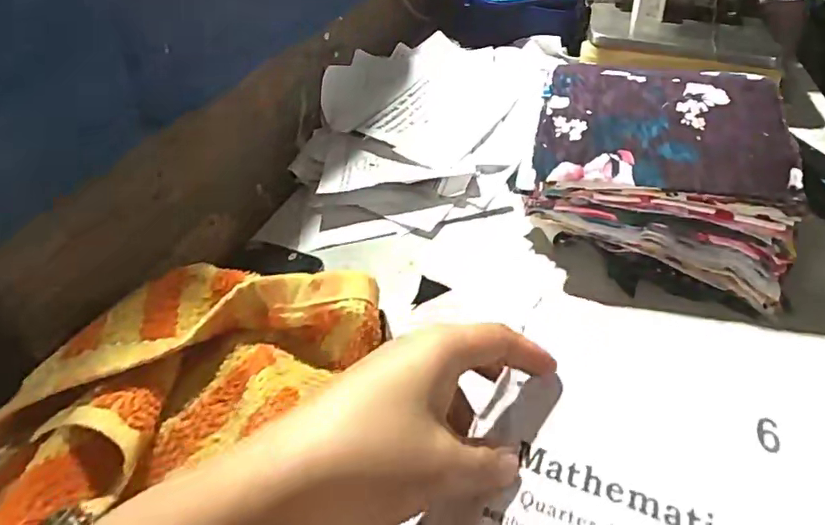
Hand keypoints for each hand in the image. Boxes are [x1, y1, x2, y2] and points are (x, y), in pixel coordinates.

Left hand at [102, 323, 554, 524]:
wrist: (272, 486)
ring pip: (441, 391)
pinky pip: (417, 410)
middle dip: (496, 390)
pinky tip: (436, 473)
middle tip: (520, 419)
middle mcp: (415, 351)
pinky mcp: (362, 406)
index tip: (552, 370)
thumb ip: (484, 465)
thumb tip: (511, 461)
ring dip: (465, 422)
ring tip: (479, 463)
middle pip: (470, 360)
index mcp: (440, 348)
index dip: (529, 353)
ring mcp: (384, 377)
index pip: (498, 338)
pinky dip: (436, 434)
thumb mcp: (438, 468)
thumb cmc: (370, 460)